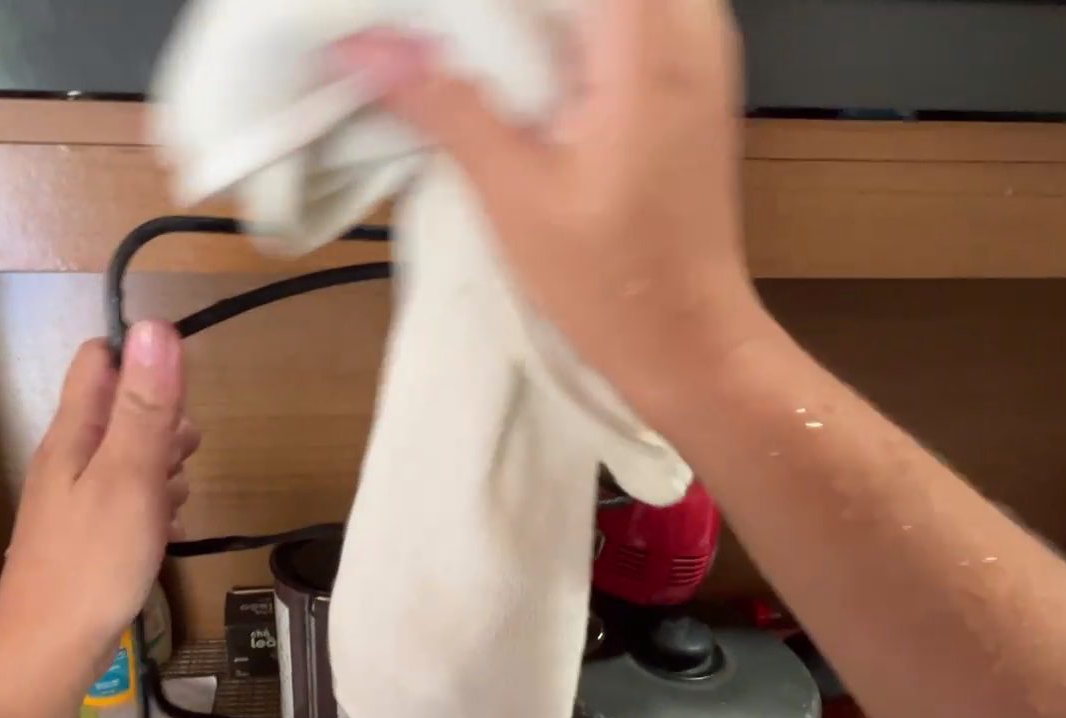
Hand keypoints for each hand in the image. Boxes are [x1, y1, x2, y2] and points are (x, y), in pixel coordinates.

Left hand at [0, 322, 197, 717]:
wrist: (50, 649)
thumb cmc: (93, 560)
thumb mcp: (129, 476)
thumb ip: (144, 406)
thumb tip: (156, 326)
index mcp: (74, 432)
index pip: (101, 360)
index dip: (143, 361)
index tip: (180, 396)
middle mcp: (71, 456)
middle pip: (122, 407)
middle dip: (163, 420)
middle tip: (185, 455)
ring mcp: (78, 497)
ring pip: (130, 454)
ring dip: (163, 465)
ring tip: (177, 498)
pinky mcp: (90, 532)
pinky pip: (129, 496)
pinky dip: (154, 503)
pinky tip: (167, 529)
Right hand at [335, 0, 770, 413]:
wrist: (682, 338)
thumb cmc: (605, 280)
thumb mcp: (514, 194)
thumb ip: (446, 107)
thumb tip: (365, 47)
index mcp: (646, 35)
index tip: (436, 18)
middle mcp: (689, 19)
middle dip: (505, 7)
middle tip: (447, 38)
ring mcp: (700, 47)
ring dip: (532, 17)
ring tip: (476, 56)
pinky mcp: (690, 79)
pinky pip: (621, 20)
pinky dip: (566, 34)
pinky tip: (526, 80)